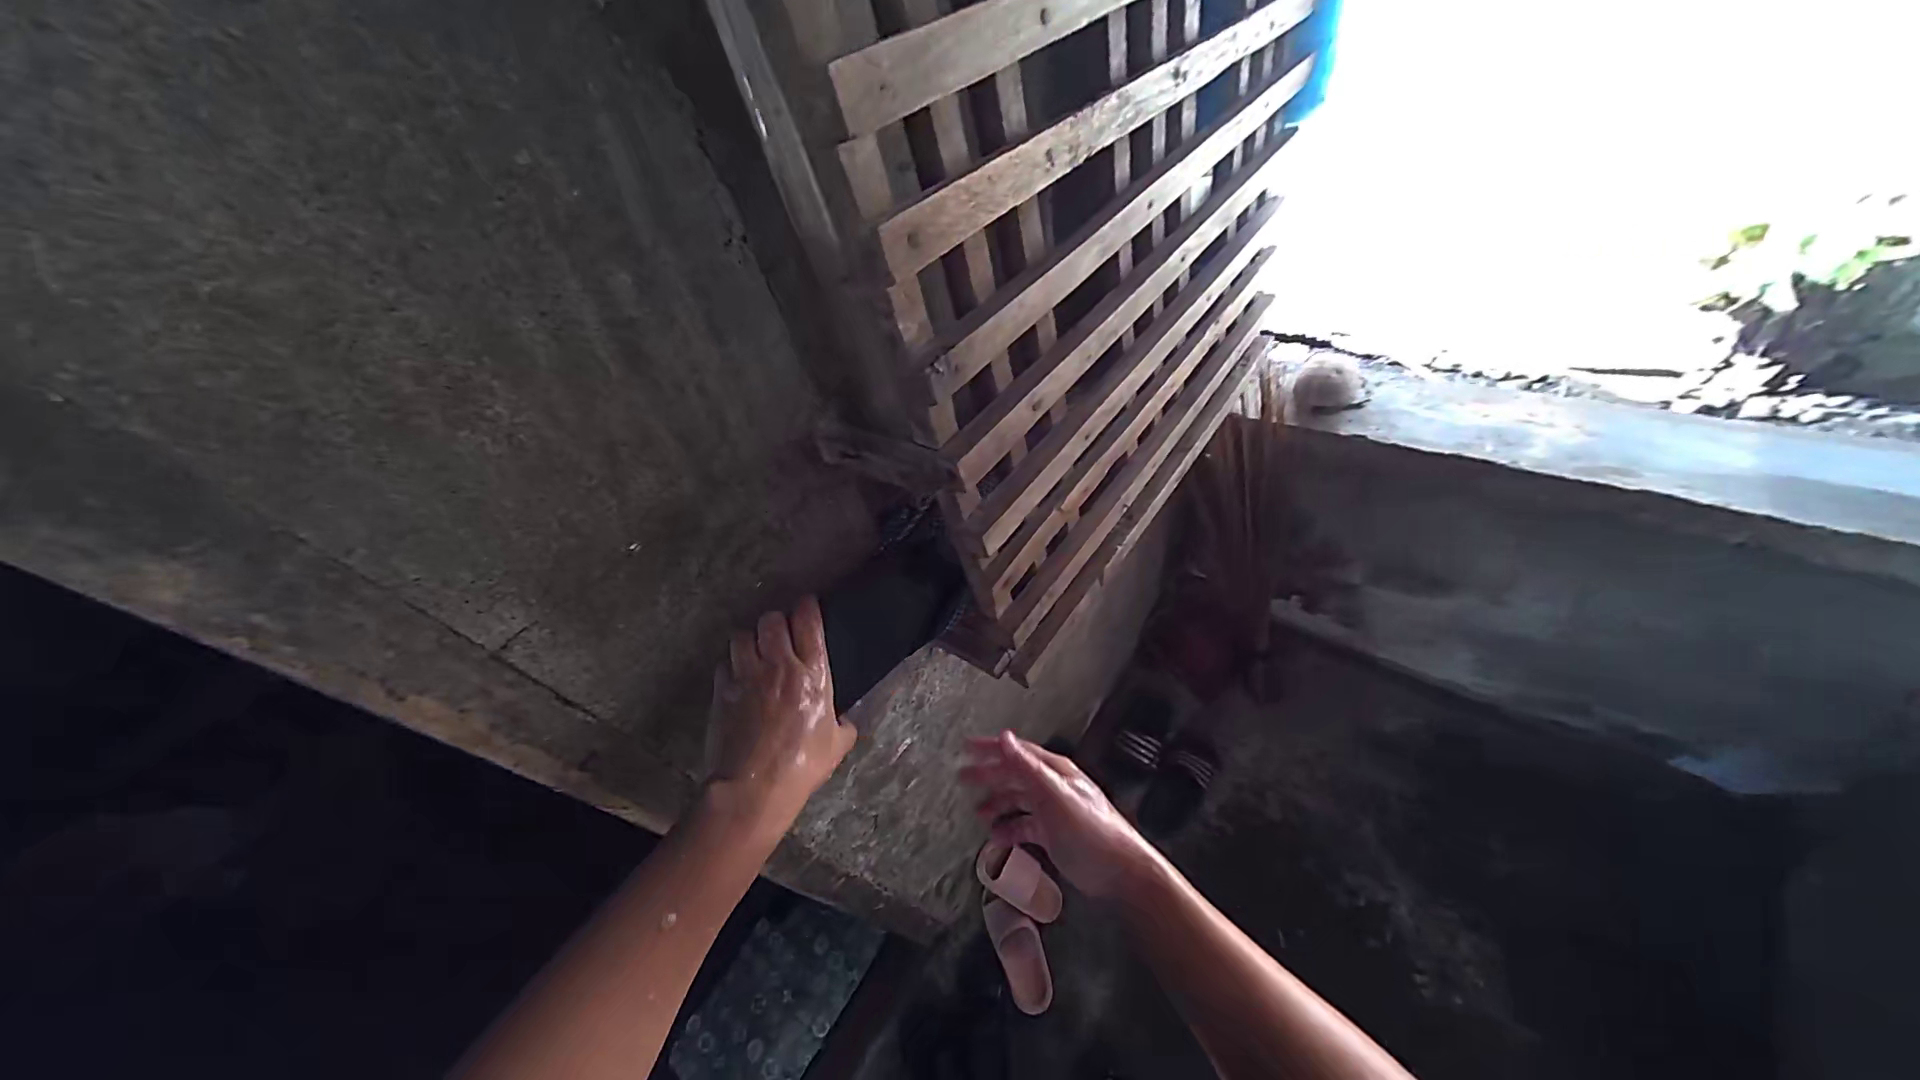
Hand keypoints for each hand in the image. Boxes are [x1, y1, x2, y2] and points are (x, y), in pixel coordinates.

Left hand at [703, 596, 856, 835]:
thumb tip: (844, 720)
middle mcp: (778, 666)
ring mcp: (746, 676)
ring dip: (750, 640)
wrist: (754, 787)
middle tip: (780, 633)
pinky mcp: (721, 691)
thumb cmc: (802, 766)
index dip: (807, 606)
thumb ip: (842, 723)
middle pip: (771, 620)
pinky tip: (737, 678)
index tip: (807, 605)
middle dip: (776, 621)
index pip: (808, 621)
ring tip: (755, 651)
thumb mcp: (837, 744)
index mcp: (812, 674)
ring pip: (742, 635)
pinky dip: (731, 665)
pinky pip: (724, 664)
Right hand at [960, 731, 1158, 897]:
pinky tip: (999, 836)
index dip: (990, 748)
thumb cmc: (1094, 832)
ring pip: (1017, 800)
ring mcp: (1053, 810)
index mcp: (1053, 771)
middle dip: (987, 775)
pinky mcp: (1053, 833)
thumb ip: (1028, 766)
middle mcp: (1052, 787)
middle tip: (964, 777)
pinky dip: (1009, 829)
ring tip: (979, 810)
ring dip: (997, 803)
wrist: (1120, 870)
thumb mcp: (1054, 794)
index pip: (1016, 752)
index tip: (968, 747)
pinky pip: (1023, 826)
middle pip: (1013, 775)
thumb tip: (1006, 738)